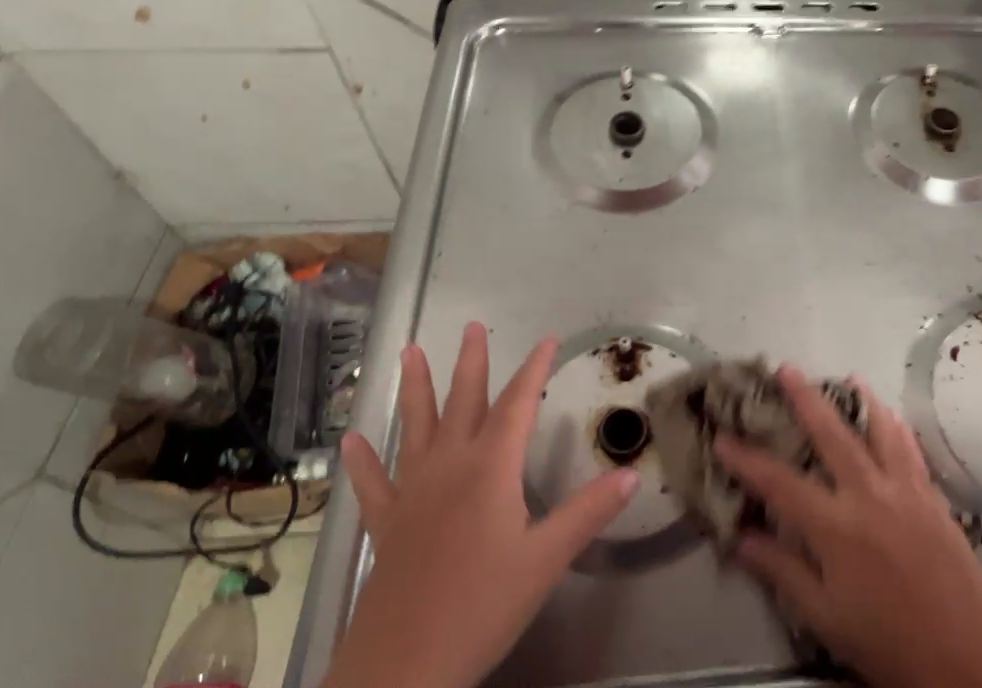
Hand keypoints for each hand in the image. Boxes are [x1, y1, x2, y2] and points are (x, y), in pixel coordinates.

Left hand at [325, 323, 638, 687]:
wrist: (404, 663)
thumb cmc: (482, 606)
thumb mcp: (546, 559)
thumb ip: (588, 512)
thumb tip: (631, 474)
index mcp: (490, 470)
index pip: (517, 406)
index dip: (534, 370)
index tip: (548, 340)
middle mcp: (448, 468)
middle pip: (463, 403)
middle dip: (471, 364)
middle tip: (470, 326)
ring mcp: (411, 493)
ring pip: (415, 428)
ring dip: (414, 389)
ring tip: (408, 353)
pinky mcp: (386, 525)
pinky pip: (373, 483)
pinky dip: (363, 460)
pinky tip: (351, 440)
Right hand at [715, 366, 981, 687]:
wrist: (967, 653)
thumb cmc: (887, 640)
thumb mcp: (824, 615)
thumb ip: (782, 570)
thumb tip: (740, 537)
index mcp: (835, 527)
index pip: (779, 483)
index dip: (747, 459)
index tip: (722, 436)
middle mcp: (869, 496)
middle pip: (832, 436)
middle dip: (806, 400)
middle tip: (787, 369)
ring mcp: (906, 493)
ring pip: (881, 433)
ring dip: (863, 402)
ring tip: (850, 377)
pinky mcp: (933, 500)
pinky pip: (912, 452)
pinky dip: (899, 430)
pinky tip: (894, 418)